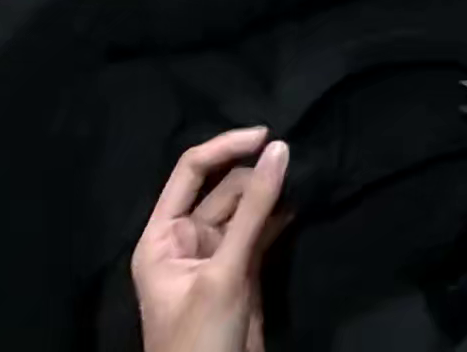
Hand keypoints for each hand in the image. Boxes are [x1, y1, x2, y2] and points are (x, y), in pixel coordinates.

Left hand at [132, 128, 290, 351]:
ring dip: (273, 188)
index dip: (226, 147)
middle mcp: (188, 236)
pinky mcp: (244, 262)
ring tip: (303, 176)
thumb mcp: (226, 271)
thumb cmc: (199, 337)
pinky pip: (263, 222)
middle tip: (295, 164)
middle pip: (227, 184)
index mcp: (163, 236)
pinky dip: (281, 210)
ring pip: (248, 201)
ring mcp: (218, 250)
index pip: (192, 171)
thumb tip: (280, 147)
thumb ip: (255, 208)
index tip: (267, 135)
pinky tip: (302, 199)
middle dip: (258, 172)